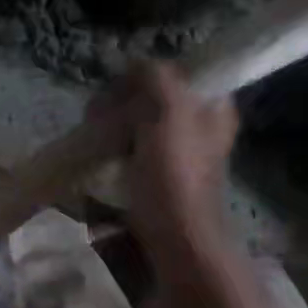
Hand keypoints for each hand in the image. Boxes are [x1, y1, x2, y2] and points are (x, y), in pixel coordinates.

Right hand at [94, 62, 238, 253]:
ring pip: (143, 120)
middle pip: (158, 94)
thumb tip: (138, 64)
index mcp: (214, 106)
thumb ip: (156, 76)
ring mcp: (183, 152)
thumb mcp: (169, 110)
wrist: (177, 242)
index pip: (180, 70)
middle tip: (100, 110)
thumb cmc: (176, 173)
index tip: (121, 83)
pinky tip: (101, 150)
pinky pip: (136, 146)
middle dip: (126, 97)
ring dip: (117, 120)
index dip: (149, 71)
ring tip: (93, 129)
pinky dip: (118, 144)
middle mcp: (203, 124)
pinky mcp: (164, 175)